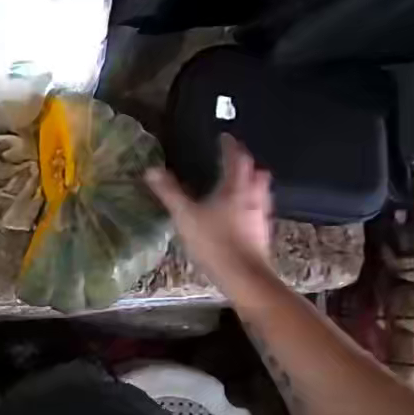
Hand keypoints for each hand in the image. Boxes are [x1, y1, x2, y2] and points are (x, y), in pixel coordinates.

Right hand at [145, 133, 273, 286]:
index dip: (230, 145)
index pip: (237, 158)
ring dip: (251, 183)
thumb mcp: (185, 216)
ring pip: (260, 190)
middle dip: (246, 163)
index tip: (224, 137)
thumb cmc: (215, 243)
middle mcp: (254, 197)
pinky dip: (250, 203)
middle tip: (234, 158)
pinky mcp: (262, 233)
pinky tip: (239, 214)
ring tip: (237, 184)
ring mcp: (261, 216)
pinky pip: (258, 209)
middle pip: (256, 172)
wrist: (245, 277)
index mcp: (236, 187)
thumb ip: (169, 192)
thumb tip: (151, 170)